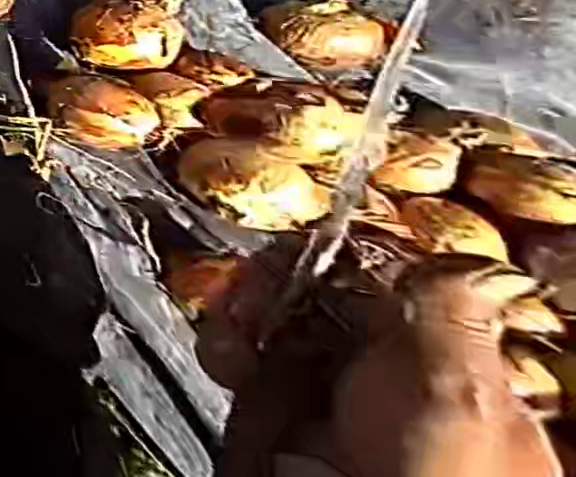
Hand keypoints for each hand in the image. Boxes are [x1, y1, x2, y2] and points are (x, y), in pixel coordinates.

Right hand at [198, 250, 559, 476]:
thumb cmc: (434, 470)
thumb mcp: (457, 390)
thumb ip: (447, 315)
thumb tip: (486, 265)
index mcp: (442, 354)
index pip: (375, 275)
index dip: (329, 256)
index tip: (296, 252)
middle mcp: (381, 359)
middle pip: (305, 285)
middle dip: (266, 284)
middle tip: (253, 299)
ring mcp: (323, 378)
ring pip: (261, 310)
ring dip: (235, 316)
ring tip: (239, 346)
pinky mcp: (272, 393)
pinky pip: (232, 346)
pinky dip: (221, 347)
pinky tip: (230, 366)